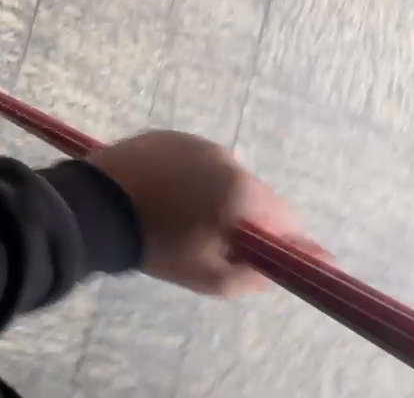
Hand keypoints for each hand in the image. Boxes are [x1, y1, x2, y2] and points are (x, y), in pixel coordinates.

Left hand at [87, 130, 322, 295]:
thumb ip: (270, 268)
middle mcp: (223, 158)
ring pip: (220, 174)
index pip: (287, 218)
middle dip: (240, 214)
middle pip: (252, 193)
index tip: (248, 251)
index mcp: (243, 192)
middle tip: (204, 234)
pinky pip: (191, 159)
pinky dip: (186, 174)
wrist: (94, 206)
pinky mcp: (163, 135)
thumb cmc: (158, 245)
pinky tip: (162, 191)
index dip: (273, 239)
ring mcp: (190, 142)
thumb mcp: (218, 277)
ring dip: (212, 192)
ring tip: (177, 211)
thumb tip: (319, 258)